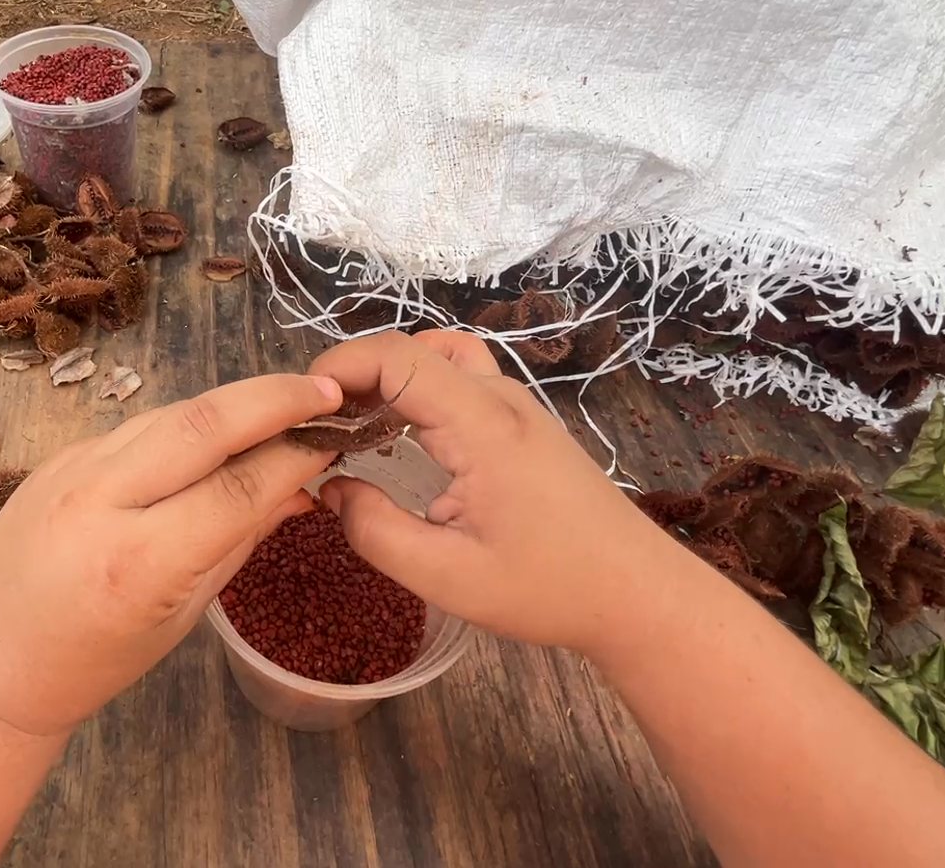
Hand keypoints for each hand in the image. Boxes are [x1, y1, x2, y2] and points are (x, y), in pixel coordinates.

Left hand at [0, 373, 342, 736]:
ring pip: (172, 414)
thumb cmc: (95, 660)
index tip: (338, 436)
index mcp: (135, 563)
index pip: (236, 489)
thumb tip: (300, 487)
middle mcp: (100, 500)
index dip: (295, 456)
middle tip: (329, 389)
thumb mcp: (182, 614)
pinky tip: (220, 430)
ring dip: (234, 403)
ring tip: (285, 403)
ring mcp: (72, 467)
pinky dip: (190, 423)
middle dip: (274, 397)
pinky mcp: (62, 452)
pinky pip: (141, 426)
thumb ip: (240, 539)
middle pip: (202, 424)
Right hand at [309, 330, 684, 652]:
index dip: (339, 366)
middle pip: (412, 347)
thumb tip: (330, 487)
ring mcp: (514, 404)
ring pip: (436, 353)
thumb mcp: (447, 577)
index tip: (304, 411)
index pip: (396, 357)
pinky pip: (457, 376)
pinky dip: (415, 385)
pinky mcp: (519, 419)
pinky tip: (402, 430)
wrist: (640, 596)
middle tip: (320, 425)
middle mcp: (498, 398)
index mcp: (482, 425)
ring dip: (386, 375)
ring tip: (354, 422)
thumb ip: (374, 530)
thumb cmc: (548, 589)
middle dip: (353, 373)